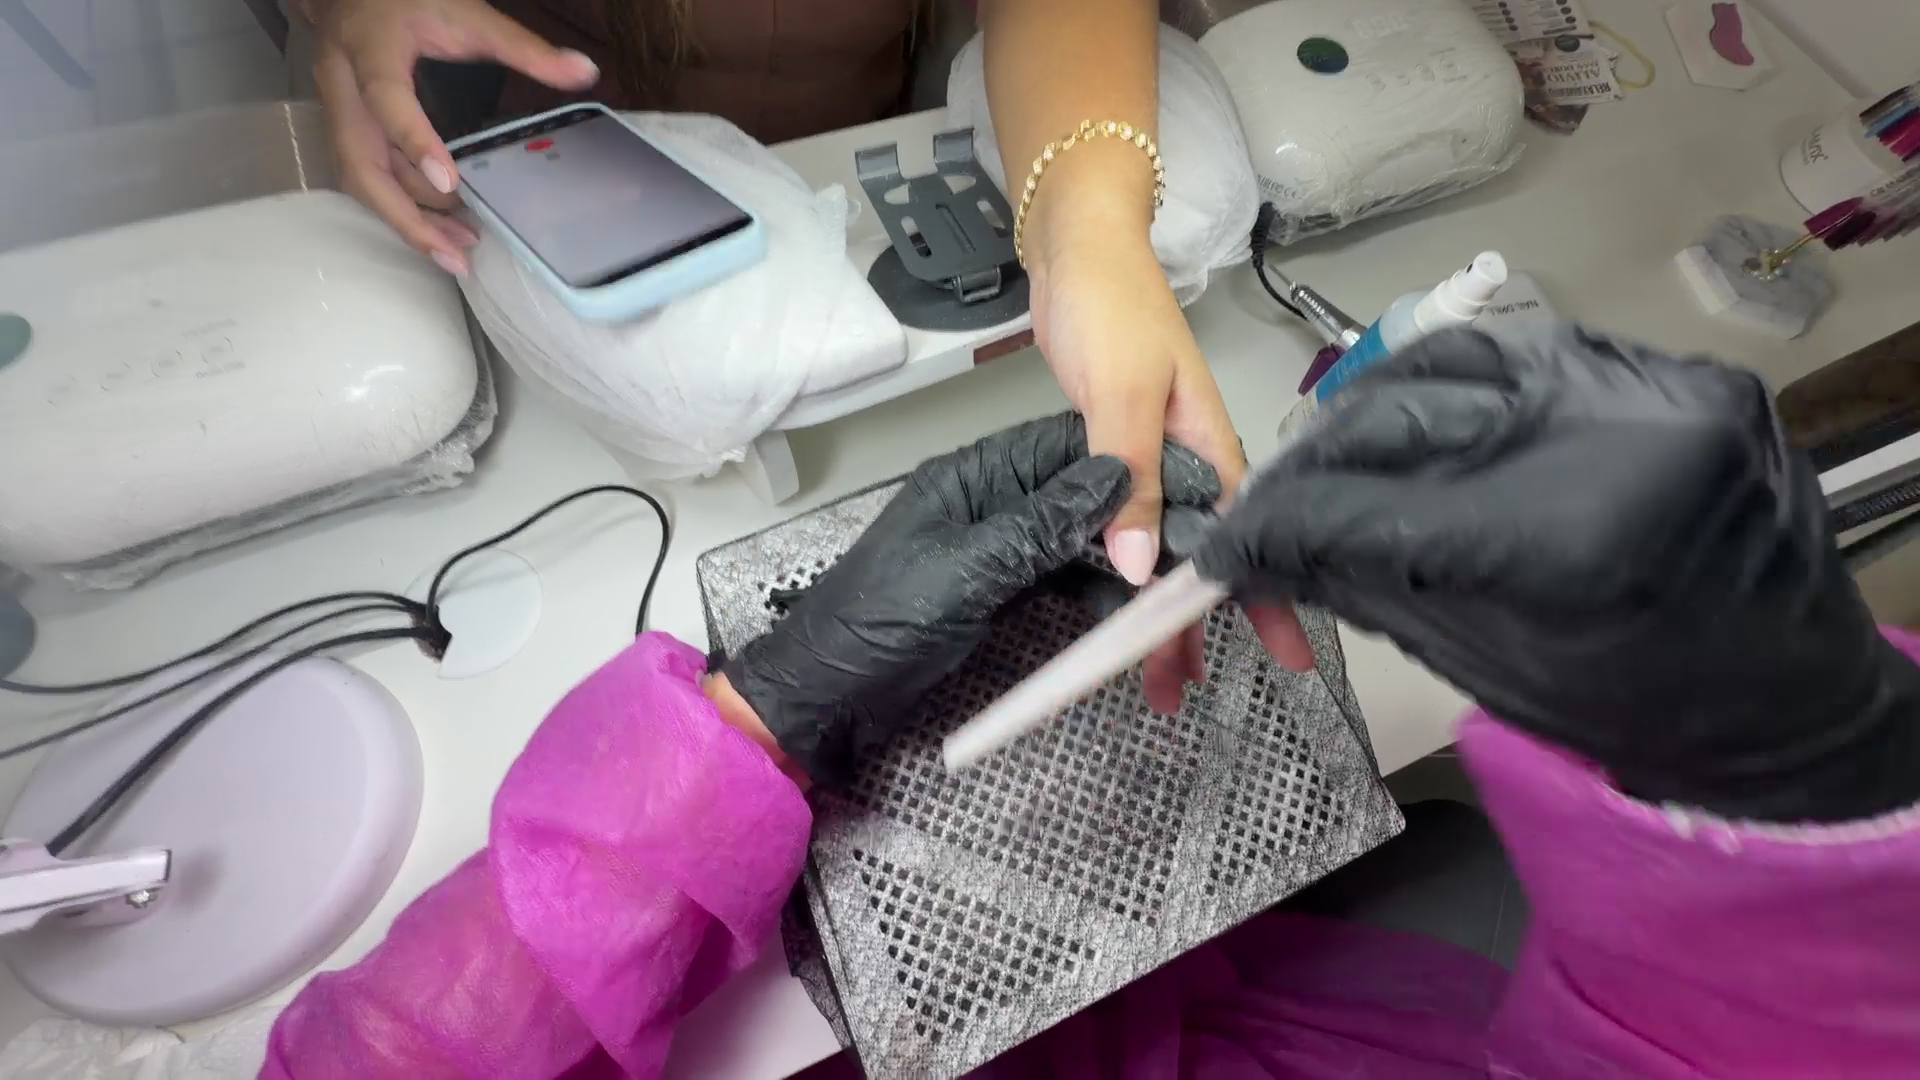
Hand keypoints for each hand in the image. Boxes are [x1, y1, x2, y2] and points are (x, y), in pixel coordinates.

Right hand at [306, 0, 598, 272]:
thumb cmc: (410, 0)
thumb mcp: (468, 15)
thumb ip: (525, 47)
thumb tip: (587, 71)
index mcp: (370, 48)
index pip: (387, 98)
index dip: (415, 140)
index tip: (450, 182)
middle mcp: (344, 84)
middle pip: (361, 161)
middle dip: (407, 215)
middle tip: (456, 255)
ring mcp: (339, 110)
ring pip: (361, 178)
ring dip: (409, 220)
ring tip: (459, 251)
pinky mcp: (347, 129)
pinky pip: (367, 178)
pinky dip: (403, 209)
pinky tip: (443, 230)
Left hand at [723, 412, 1220, 786]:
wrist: (830, 687)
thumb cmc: (882, 619)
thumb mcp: (965, 568)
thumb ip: (1042, 523)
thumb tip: (1120, 477)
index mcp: (984, 472)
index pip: (1080, 451)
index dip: (1145, 475)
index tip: (1207, 511)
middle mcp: (1002, 497)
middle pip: (1093, 506)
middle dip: (1149, 547)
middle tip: (1204, 592)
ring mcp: (1006, 544)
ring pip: (1087, 551)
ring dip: (1132, 590)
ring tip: (1179, 638)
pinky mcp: (1007, 585)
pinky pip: (1067, 584)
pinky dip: (1101, 608)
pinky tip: (1132, 637)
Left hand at [1026, 215, 1313, 712]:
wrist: (1074, 257)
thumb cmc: (1111, 310)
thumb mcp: (1123, 392)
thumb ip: (1131, 475)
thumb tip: (1139, 567)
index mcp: (1209, 448)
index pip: (1242, 537)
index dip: (1259, 597)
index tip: (1284, 657)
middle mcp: (1188, 462)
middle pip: (1201, 555)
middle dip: (1195, 622)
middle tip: (1180, 687)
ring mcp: (1152, 459)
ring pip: (1163, 546)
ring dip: (1156, 603)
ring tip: (1148, 665)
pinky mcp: (1117, 454)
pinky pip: (1130, 523)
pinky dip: (1127, 564)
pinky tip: (1116, 597)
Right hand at [1193, 321, 1919, 822]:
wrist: (1782, 698)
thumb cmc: (1618, 706)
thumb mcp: (1460, 652)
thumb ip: (1343, 580)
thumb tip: (1250, 551)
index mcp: (1559, 540)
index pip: (1356, 510)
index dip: (1268, 526)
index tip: (1221, 546)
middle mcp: (1605, 435)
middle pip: (1390, 421)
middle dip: (1304, 468)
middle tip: (1264, 505)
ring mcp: (1647, 386)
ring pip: (1443, 360)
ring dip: (1363, 412)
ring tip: (1330, 460)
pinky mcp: (1663, 370)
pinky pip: (1510, 353)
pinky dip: (1437, 387)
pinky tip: (1409, 423)